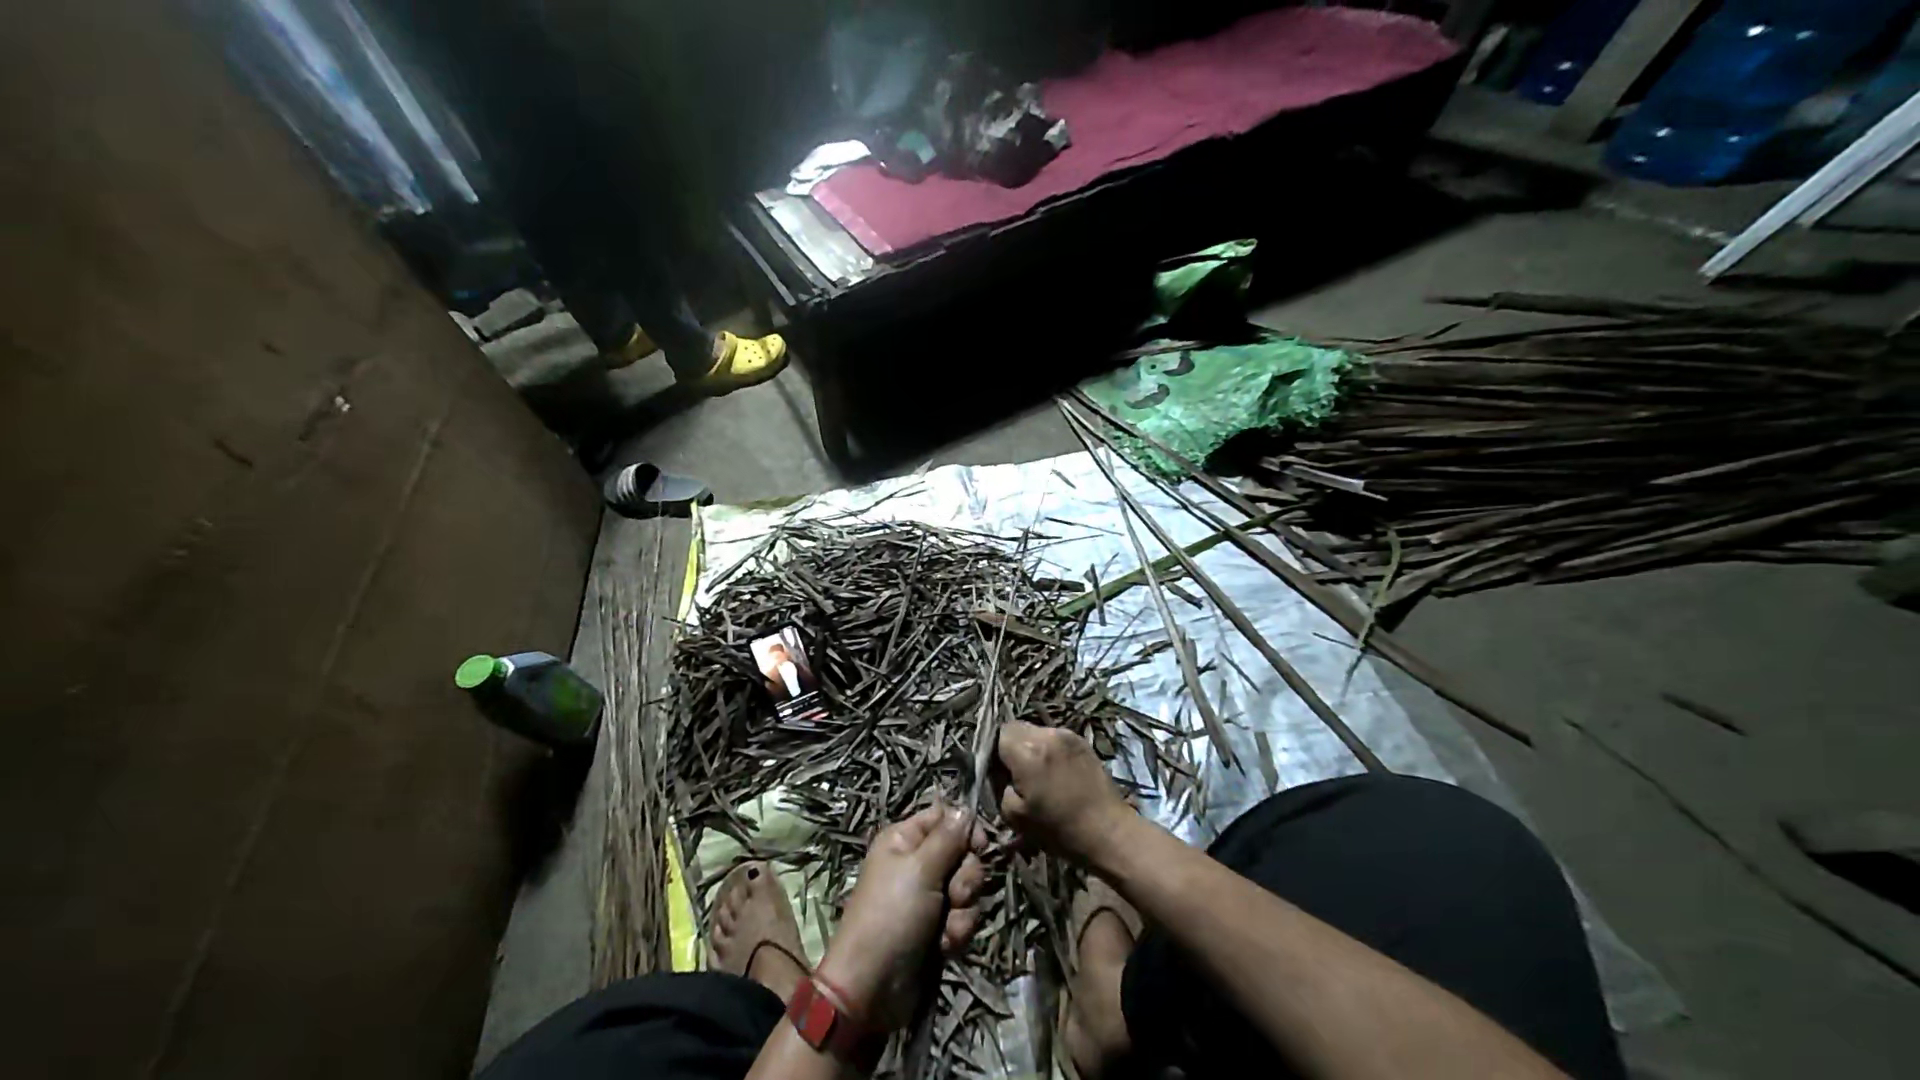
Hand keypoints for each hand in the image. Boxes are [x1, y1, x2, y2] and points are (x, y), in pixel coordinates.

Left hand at [816, 800, 988, 1029]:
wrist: (873, 986)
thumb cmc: (891, 916)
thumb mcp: (919, 869)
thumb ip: (948, 837)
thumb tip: (964, 809)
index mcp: (904, 839)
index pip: (945, 817)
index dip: (966, 829)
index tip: (979, 846)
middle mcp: (917, 863)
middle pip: (963, 853)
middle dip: (966, 877)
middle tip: (955, 895)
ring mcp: (928, 896)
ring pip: (967, 888)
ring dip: (963, 911)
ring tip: (947, 929)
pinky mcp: (937, 926)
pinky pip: (963, 917)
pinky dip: (958, 931)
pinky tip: (945, 945)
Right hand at [997, 721, 1134, 865]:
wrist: (1108, 832)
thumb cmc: (1059, 829)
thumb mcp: (1014, 815)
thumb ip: (998, 784)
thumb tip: (998, 771)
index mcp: (1027, 750)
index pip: (997, 733)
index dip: (993, 751)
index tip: (998, 772)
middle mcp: (1047, 734)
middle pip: (1016, 728)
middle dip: (1011, 747)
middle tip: (1016, 774)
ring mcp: (1067, 734)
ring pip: (1035, 732)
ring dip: (1031, 748)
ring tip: (1038, 774)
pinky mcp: (1082, 741)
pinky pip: (1054, 738)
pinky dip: (1049, 750)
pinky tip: (1056, 773)